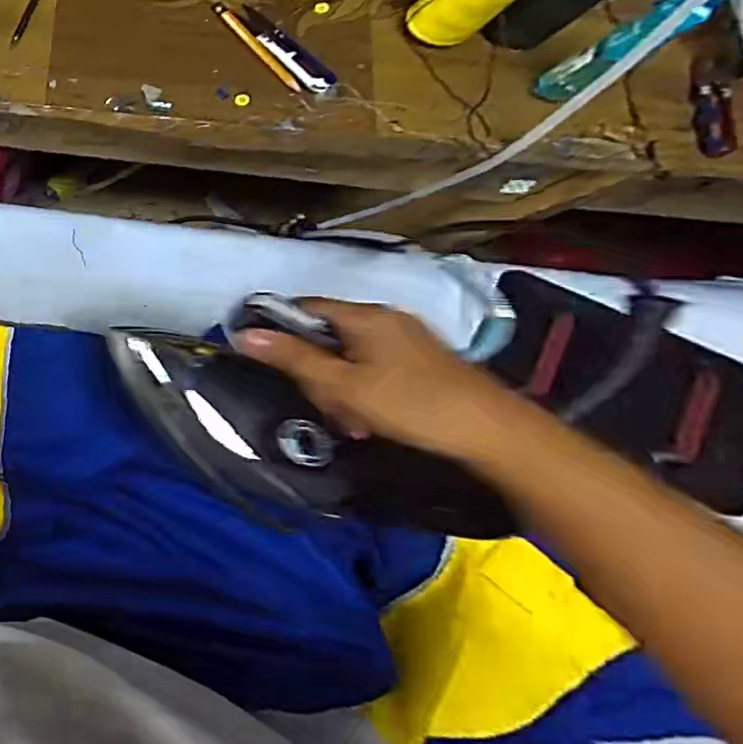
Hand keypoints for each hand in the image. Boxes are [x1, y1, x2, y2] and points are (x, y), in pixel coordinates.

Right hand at [234, 298, 552, 463]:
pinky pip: (370, 365)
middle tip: (324, 403)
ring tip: (350, 419)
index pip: (301, 307)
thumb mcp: (340, 385)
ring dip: (338, 386)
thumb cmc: (412, 405)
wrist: (499, 437)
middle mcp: (385, 318)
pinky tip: (369, 418)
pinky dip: (360, 388)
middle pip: (323, 334)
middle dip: (314, 370)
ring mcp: (406, 338)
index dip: (277, 328)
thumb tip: (243, 334)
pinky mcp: (421, 360)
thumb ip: (291, 358)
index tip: (266, 358)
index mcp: (364, 316)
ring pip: (346, 354)